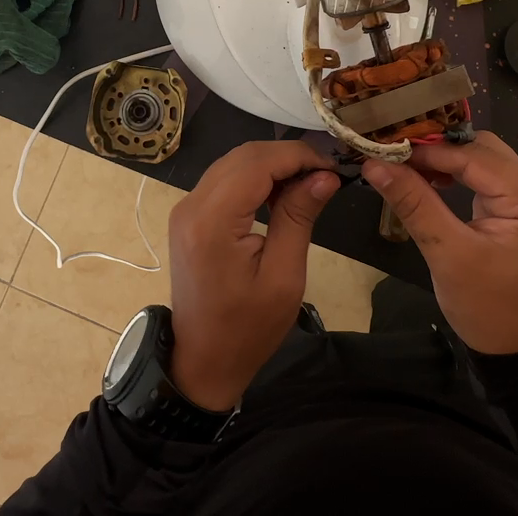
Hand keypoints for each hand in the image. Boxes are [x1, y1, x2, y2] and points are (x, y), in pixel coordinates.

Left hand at [166, 141, 339, 410]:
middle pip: (243, 156)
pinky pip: (224, 179)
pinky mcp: (188, 215)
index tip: (332, 167)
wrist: (202, 360)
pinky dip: (254, 177)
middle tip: (324, 175)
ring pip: (233, 162)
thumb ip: (299, 218)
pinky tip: (279, 193)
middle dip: (286, 156)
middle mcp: (191, 204)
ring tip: (308, 183)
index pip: (256, 163)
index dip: (297, 156)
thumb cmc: (247, 328)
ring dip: (271, 164)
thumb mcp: (284, 277)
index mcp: (212, 221)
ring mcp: (185, 207)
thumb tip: (324, 175)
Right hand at [361, 131, 517, 353]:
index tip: (386, 147)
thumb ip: (413, 202)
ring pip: (488, 163)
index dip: (428, 149)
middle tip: (395, 156)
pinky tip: (434, 183)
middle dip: (438, 151)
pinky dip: (463, 177)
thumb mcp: (447, 254)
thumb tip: (374, 164)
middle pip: (485, 151)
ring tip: (408, 169)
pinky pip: (493, 181)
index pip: (475, 155)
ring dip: (449, 162)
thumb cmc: (488, 308)